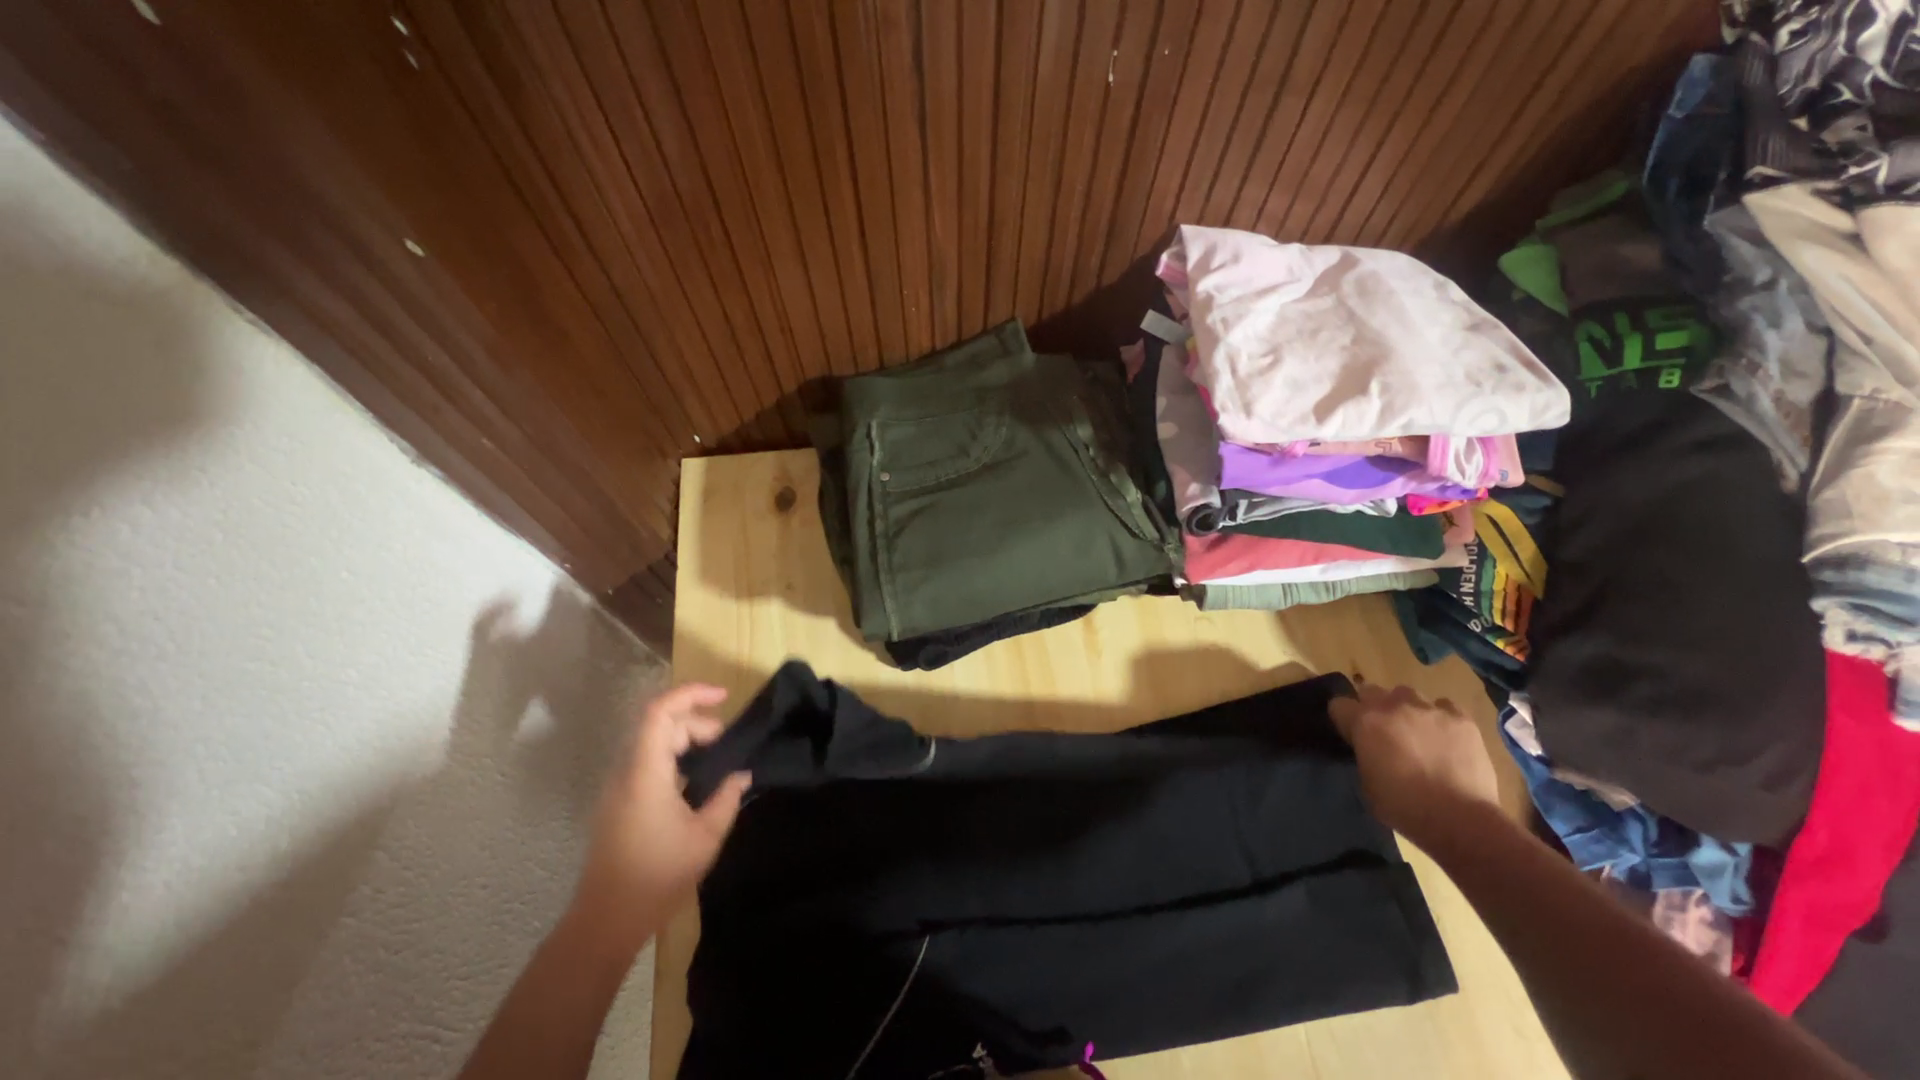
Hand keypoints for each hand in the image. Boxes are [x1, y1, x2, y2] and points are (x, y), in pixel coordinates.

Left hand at [567, 683, 751, 950]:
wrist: (607, 917)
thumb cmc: (658, 875)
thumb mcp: (706, 837)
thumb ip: (726, 798)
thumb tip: (741, 774)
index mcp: (645, 773)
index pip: (660, 712)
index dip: (691, 694)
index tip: (724, 697)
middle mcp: (626, 771)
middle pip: (658, 724)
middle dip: (696, 721)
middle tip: (727, 743)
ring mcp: (618, 787)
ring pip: (650, 742)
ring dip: (684, 739)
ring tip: (715, 759)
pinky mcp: (617, 802)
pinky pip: (645, 762)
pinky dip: (672, 757)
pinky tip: (695, 780)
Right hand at [1327, 681, 1499, 838]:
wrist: (1458, 817)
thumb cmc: (1403, 806)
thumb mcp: (1366, 783)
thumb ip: (1364, 755)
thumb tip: (1370, 750)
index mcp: (1365, 723)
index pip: (1339, 704)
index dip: (1343, 719)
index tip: (1350, 734)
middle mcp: (1394, 706)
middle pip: (1372, 690)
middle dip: (1372, 707)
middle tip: (1382, 732)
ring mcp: (1430, 709)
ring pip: (1409, 694)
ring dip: (1406, 709)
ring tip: (1416, 732)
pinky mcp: (1461, 718)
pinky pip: (1444, 706)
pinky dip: (1440, 717)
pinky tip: (1445, 737)